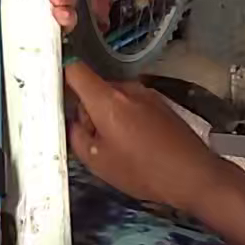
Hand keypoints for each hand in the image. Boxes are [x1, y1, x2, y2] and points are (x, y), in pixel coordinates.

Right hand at [63, 62, 244, 215]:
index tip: (49, 84)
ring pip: (113, 97)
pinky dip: (126, 117)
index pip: (75, 69)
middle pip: (94, 87)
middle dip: (87, 109)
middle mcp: (127, 88)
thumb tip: (70, 120)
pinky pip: (131, 103)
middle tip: (92, 139)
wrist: (194, 174)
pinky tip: (136, 143)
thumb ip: (75, 134)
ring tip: (118, 147)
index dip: (59, 72)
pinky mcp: (160, 102)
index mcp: (107, 98)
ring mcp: (146, 93)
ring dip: (107, 115)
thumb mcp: (97, 161)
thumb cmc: (143, 170)